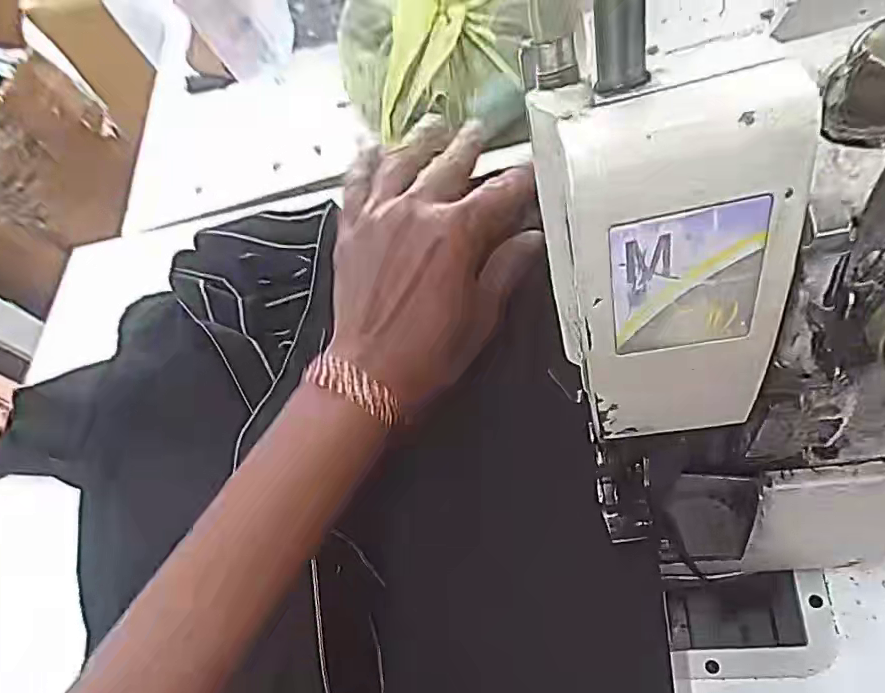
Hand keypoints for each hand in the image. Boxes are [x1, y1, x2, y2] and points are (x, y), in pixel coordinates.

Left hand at [331, 116, 545, 414]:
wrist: (370, 373)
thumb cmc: (428, 353)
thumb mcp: (481, 316)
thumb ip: (505, 269)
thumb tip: (529, 241)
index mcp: (455, 234)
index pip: (498, 195)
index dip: (520, 182)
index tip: (532, 172)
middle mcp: (415, 212)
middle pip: (449, 165)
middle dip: (471, 147)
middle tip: (482, 133)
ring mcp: (378, 216)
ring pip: (402, 160)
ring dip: (422, 140)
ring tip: (434, 127)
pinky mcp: (351, 229)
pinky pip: (357, 180)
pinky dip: (367, 161)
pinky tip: (373, 150)